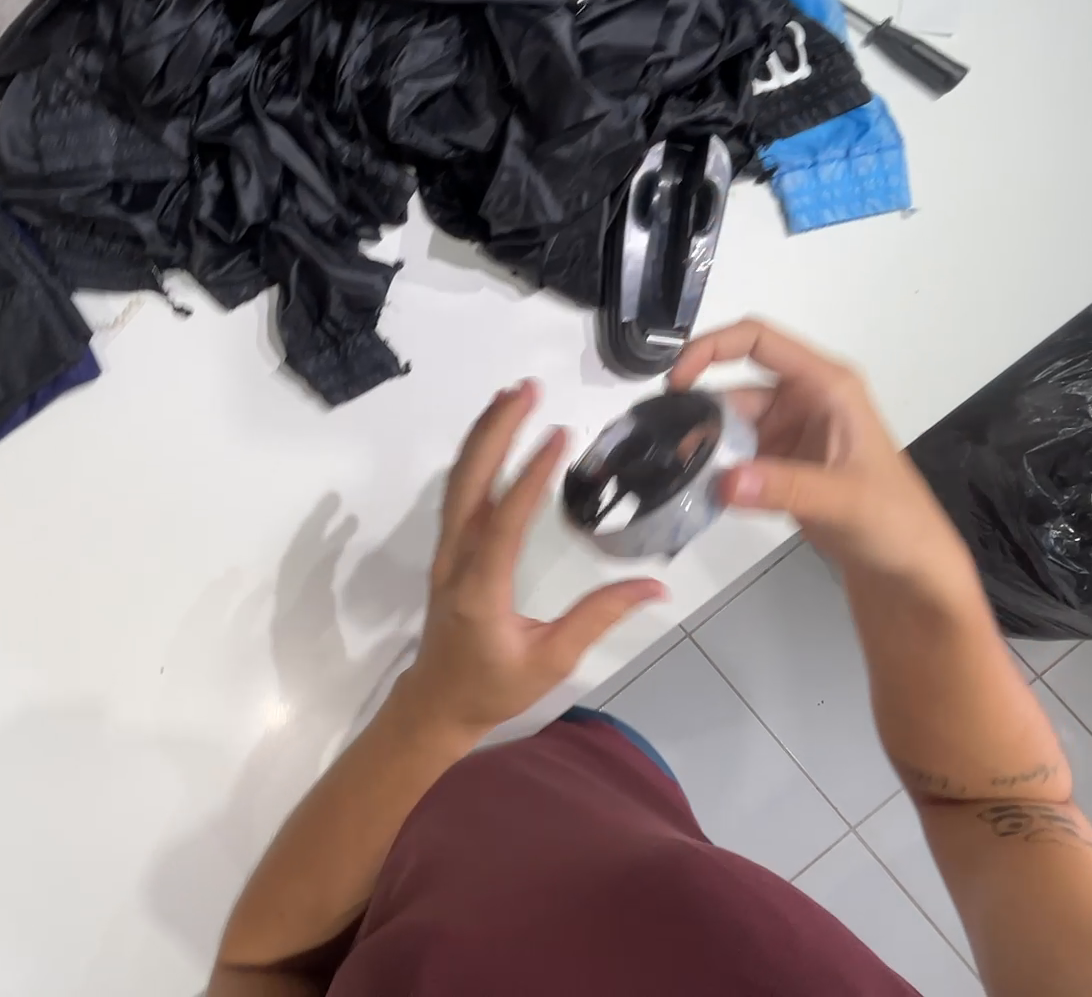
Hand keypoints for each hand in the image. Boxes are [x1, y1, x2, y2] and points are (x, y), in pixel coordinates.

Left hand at [394, 380, 666, 735]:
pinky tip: (491, 436)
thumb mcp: (551, 660)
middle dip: (495, 432)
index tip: (559, 434)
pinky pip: (456, 494)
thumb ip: (598, 618)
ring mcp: (446, 551)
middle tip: (527, 390)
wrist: (437, 701)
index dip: (531, 476)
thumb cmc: (493, 687)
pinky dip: (473, 457)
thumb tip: (655, 586)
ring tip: (510, 397)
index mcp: (481, 588)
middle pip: (469, 483)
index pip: (506, 521)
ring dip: (482, 436)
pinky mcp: (447, 549)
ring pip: (458, 482)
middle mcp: (456, 560)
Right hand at [668, 320, 973, 588]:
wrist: (906, 565)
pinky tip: (693, 485)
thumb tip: (723, 481)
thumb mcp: (843, 499)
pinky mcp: (775, 460)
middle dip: (696, 410)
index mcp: (825, 385)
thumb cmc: (893, 520)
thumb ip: (784, 488)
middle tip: (663, 444)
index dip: (710, 348)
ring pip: (726, 422)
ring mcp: (786, 430)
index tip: (675, 383)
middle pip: (732, 386)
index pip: (757, 341)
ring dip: (701, 443)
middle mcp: (801, 399)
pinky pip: (730, 451)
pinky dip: (710, 465)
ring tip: (673, 470)